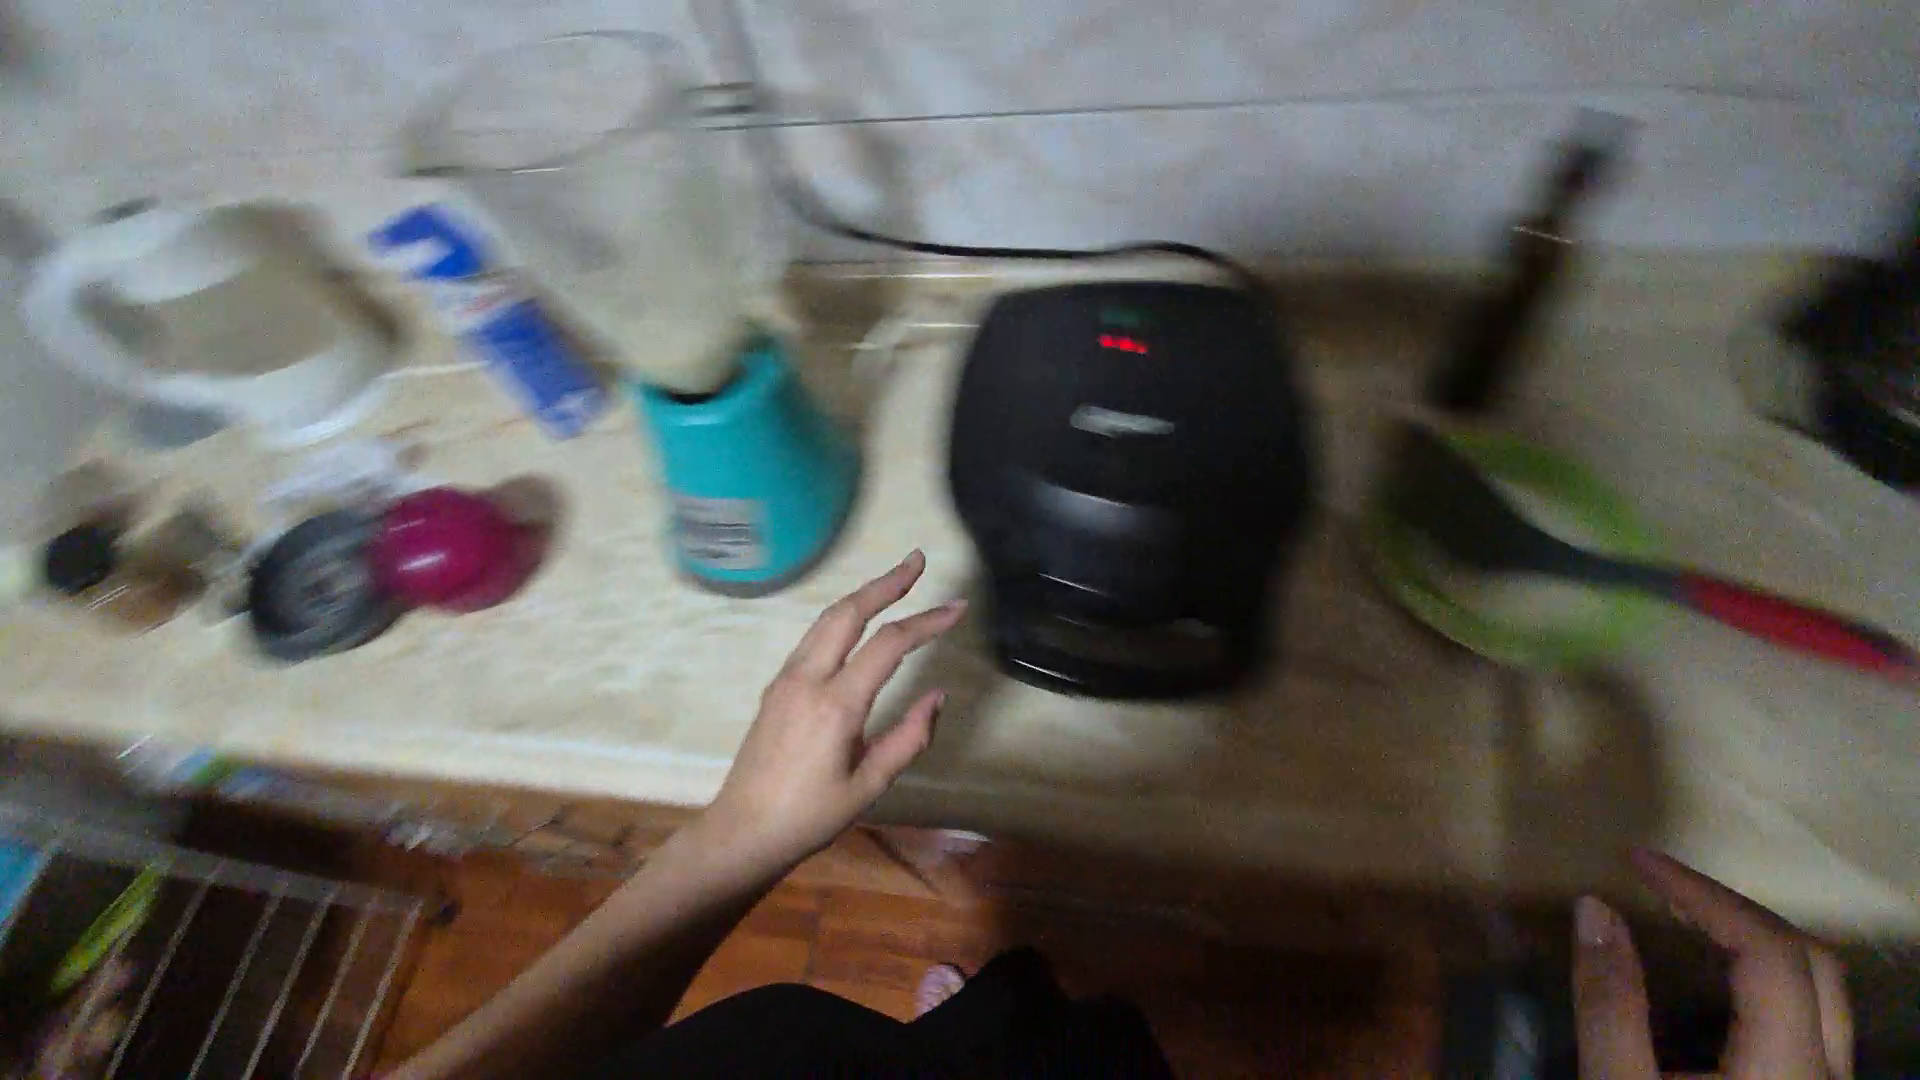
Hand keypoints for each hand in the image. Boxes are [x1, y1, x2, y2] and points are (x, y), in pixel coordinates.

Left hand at [696, 549, 965, 873]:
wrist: (742, 830)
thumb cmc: (810, 815)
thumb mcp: (869, 785)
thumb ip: (908, 738)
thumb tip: (937, 695)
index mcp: (836, 704)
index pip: (889, 644)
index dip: (927, 621)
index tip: (957, 608)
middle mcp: (808, 678)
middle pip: (849, 611)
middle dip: (886, 582)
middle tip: (917, 560)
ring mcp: (787, 677)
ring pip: (826, 618)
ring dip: (862, 594)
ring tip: (894, 580)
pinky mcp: (777, 684)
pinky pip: (814, 636)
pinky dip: (843, 616)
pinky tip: (858, 619)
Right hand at [1573, 848, 1852, 1079]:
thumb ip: (1608, 1000)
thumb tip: (1595, 907)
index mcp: (1786, 1073)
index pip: (1768, 953)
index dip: (1702, 893)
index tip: (1634, 860)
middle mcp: (1827, 1077)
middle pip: (1811, 964)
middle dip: (1727, 904)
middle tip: (1654, 879)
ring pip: (1815, 990)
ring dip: (1743, 933)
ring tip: (1670, 909)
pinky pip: (1798, 1014)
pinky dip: (1747, 969)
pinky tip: (1695, 970)